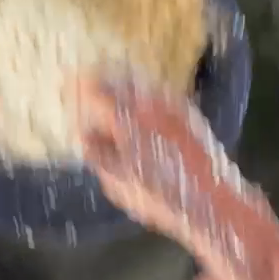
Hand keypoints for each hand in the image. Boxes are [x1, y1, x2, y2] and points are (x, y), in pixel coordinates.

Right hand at [78, 78, 278, 273]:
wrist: (215, 201)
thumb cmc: (161, 198)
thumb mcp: (118, 182)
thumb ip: (99, 155)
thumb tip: (85, 135)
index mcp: (125, 117)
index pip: (93, 91)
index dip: (75, 87)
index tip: (64, 84)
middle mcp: (148, 103)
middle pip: (116, 78)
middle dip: (96, 79)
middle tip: (81, 82)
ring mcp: (171, 104)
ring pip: (138, 83)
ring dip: (120, 82)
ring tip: (107, 89)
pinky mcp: (188, 112)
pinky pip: (157, 92)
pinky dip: (141, 92)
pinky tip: (138, 103)